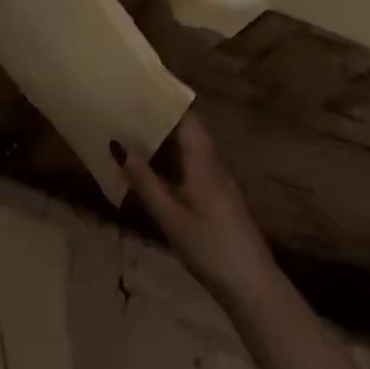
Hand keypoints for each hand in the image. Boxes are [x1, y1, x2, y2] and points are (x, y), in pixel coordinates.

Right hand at [114, 113, 276, 300]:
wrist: (251, 284)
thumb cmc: (208, 245)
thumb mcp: (168, 214)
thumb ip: (143, 179)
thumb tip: (117, 144)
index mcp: (202, 158)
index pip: (185, 114)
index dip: (165, 97)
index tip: (139, 84)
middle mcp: (212, 160)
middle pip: (187, 126)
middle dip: (160, 114)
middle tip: (127, 104)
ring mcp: (217, 178)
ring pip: (189, 144)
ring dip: (165, 134)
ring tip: (132, 126)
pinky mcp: (217, 194)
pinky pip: (191, 160)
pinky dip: (171, 154)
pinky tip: (153, 164)